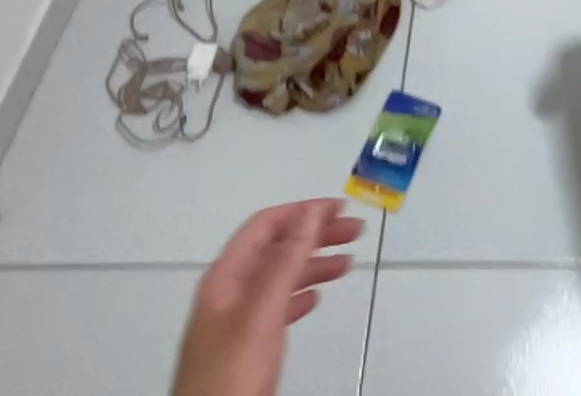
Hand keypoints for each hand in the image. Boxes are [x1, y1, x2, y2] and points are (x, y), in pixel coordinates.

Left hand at [173, 199, 364, 395]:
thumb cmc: (231, 373)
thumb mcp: (261, 311)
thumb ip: (286, 260)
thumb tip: (309, 213)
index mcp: (226, 277)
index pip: (265, 226)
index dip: (302, 211)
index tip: (339, 207)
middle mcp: (230, 292)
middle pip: (276, 248)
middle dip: (315, 234)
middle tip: (354, 230)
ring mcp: (237, 320)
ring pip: (281, 276)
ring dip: (313, 263)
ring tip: (347, 262)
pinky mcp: (248, 346)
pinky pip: (279, 306)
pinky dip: (301, 294)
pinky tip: (316, 298)